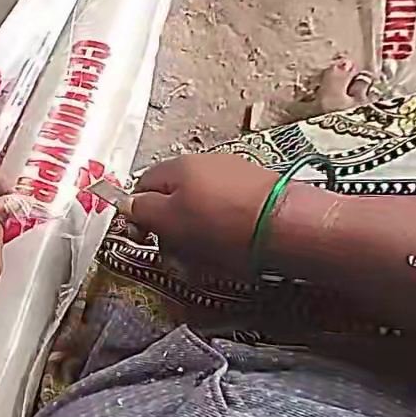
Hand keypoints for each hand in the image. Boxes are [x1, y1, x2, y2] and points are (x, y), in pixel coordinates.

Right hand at [128, 152, 279, 271]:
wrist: (286, 225)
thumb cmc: (217, 224)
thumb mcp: (168, 220)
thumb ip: (142, 210)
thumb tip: (129, 204)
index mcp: (176, 165)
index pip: (142, 185)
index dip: (137, 212)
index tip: (144, 238)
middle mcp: (203, 162)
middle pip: (172, 194)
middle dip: (168, 224)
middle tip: (173, 252)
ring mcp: (234, 173)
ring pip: (199, 203)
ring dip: (194, 228)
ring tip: (202, 254)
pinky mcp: (258, 188)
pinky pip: (226, 208)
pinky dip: (221, 226)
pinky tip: (229, 245)